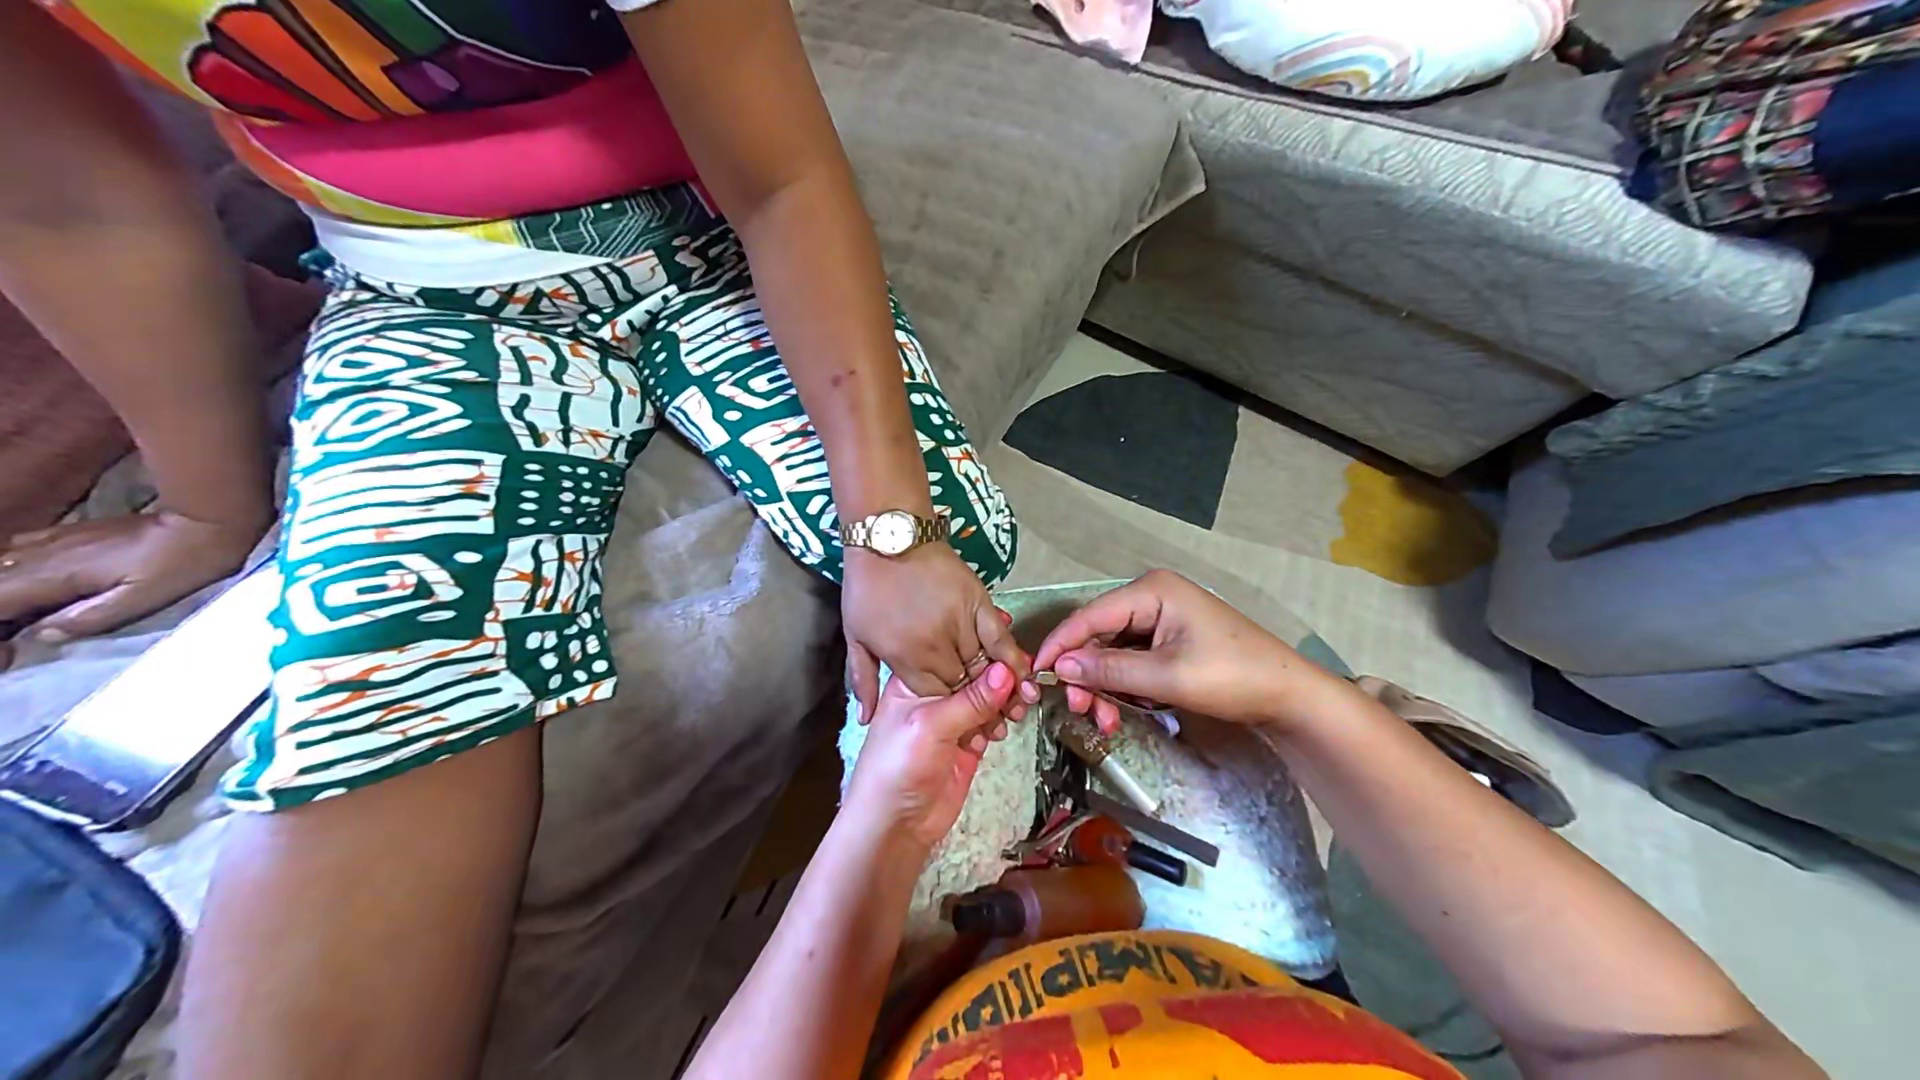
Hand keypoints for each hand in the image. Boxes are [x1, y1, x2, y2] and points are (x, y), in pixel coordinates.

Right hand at [0, 509, 267, 654]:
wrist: (204, 522)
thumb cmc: (182, 563)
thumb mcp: (144, 597)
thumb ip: (91, 617)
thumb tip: (42, 635)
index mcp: (51, 575)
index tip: (12, 650)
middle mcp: (36, 555)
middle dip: (0, 613)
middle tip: (21, 635)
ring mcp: (48, 540)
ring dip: (6, 595)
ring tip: (29, 617)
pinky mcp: (66, 533)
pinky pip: (16, 553)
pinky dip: (15, 575)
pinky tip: (40, 588)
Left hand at [842, 543, 1033, 723]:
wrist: (888, 538)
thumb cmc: (867, 588)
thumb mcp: (855, 636)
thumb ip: (863, 680)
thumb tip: (865, 718)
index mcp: (905, 658)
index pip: (936, 697)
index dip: (951, 713)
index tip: (963, 723)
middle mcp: (935, 646)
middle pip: (963, 687)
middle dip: (979, 707)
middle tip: (994, 723)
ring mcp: (959, 624)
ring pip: (984, 666)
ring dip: (998, 688)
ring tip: (1013, 705)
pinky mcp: (978, 603)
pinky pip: (1000, 638)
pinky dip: (1012, 658)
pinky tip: (1023, 675)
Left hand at [844, 662, 1019, 849]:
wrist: (894, 825)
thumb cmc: (897, 766)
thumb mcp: (931, 725)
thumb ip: (971, 699)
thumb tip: (1007, 670)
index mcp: (915, 676)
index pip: (955, 650)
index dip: (986, 649)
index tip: (1015, 652)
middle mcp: (935, 692)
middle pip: (976, 672)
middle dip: (1002, 676)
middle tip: (1026, 683)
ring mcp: (952, 717)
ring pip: (988, 697)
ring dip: (1006, 700)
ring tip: (1019, 707)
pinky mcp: (967, 741)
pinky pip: (991, 721)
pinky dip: (1001, 721)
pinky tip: (1006, 726)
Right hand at [1033, 569, 1342, 731]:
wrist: (1290, 696)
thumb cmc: (1231, 677)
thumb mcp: (1166, 677)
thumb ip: (1110, 670)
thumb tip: (1060, 667)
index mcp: (1151, 591)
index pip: (1090, 615)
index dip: (1061, 645)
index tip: (1036, 674)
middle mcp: (1151, 597)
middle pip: (1099, 635)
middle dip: (1086, 674)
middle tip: (1079, 710)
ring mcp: (1160, 618)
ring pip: (1112, 652)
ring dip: (1103, 686)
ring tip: (1105, 720)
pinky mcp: (1168, 640)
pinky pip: (1130, 660)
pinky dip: (1122, 686)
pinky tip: (1122, 711)